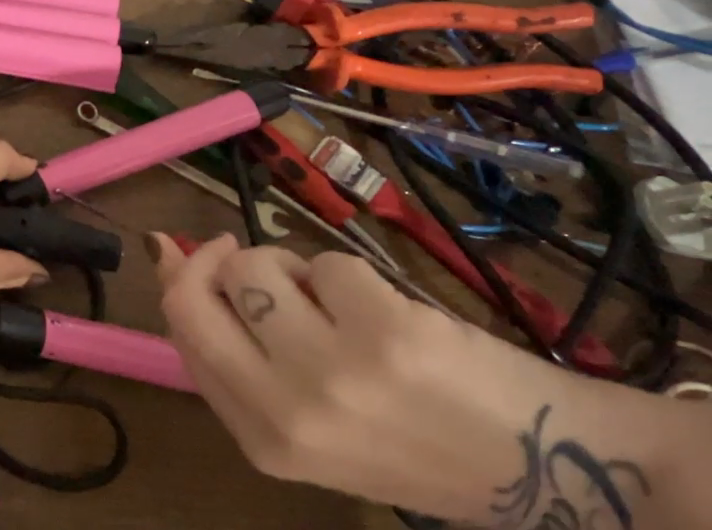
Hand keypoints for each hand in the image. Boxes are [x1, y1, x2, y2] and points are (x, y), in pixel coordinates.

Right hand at [151, 233, 630, 524]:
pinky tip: (385, 309)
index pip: (181, 333)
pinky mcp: (387, 332)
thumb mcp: (307, 418)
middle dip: (212, 259)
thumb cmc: (415, 441)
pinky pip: (327, 263)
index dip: (179, 281)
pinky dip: (349, 275)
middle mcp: (286, 410)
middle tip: (248, 256)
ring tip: (334, 300)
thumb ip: (234, 349)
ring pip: (256, 268)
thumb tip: (162, 248)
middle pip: (193, 298)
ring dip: (290, 267)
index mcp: (262, 441)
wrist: (556, 469)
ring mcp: (335, 371)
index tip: (196, 255)